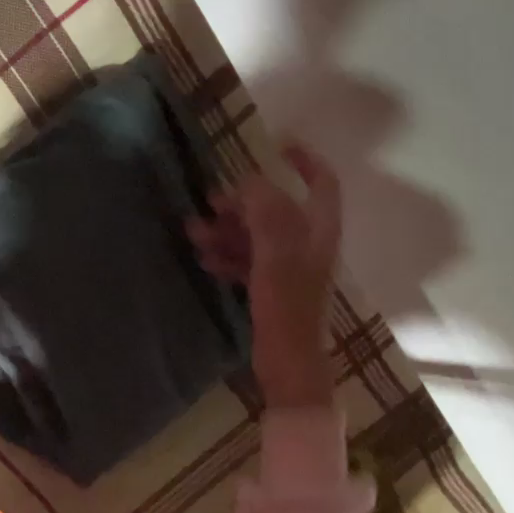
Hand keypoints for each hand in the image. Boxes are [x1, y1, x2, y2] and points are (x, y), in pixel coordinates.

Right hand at [187, 142, 342, 408]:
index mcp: (318, 231)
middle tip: (210, 201)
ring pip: (257, 238)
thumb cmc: (287, 310)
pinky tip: (205, 260)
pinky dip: (228, 257)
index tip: (279, 145)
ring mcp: (290, 271)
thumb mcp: (275, 256)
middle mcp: (308, 246)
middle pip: (277, 210)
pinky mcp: (273, 294)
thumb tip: (249, 181)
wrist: (288, 367)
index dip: (304, 161)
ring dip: (228, 231)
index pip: (320, 183)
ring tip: (193, 233)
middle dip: (243, 203)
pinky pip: (248, 264)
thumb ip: (266, 213)